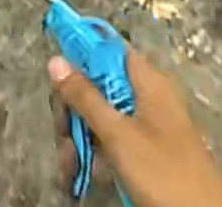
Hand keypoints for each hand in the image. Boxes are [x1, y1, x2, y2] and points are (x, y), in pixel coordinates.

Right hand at [49, 51, 221, 206]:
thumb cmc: (166, 174)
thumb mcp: (119, 134)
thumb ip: (85, 96)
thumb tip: (55, 60)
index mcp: (149, 82)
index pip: (107, 46)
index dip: (79, 48)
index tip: (56, 66)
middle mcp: (149, 98)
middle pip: (99, 84)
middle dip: (74, 106)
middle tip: (62, 129)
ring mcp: (150, 127)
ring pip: (102, 115)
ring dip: (80, 134)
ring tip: (70, 162)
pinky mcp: (150, 153)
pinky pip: (114, 139)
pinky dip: (96, 151)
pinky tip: (83, 170)